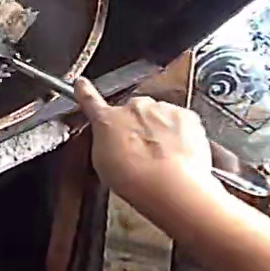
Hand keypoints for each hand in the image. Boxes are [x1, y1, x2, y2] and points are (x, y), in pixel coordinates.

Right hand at [73, 77, 218, 214]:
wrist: (170, 186)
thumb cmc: (134, 178)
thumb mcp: (101, 162)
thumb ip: (103, 140)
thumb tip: (108, 136)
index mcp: (106, 119)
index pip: (89, 99)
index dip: (84, 91)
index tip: (82, 84)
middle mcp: (133, 108)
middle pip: (132, 109)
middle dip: (134, 124)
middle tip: (138, 149)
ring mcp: (161, 110)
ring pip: (157, 114)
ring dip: (158, 129)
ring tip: (160, 156)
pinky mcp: (187, 116)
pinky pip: (180, 120)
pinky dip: (179, 133)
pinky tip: (177, 153)